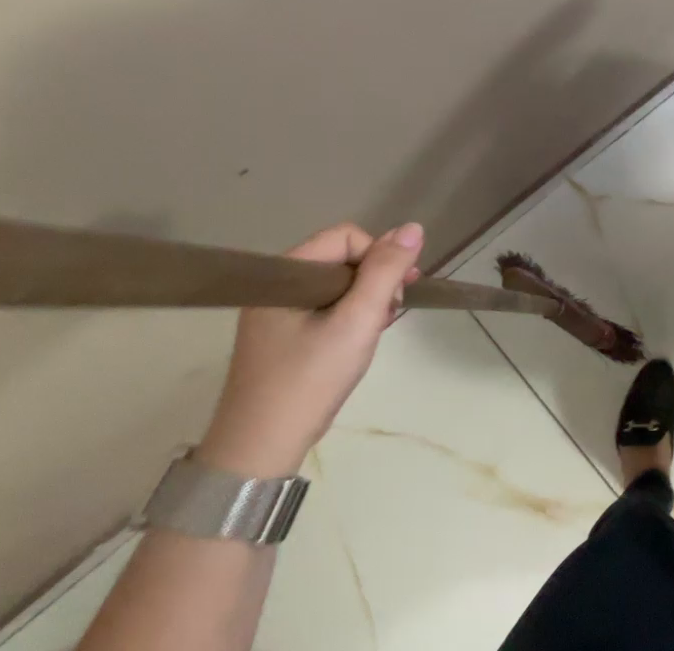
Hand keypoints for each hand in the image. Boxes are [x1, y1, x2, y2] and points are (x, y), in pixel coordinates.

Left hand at [196, 222, 424, 476]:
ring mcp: (275, 311)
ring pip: (337, 284)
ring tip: (375, 331)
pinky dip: (349, 316)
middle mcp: (275, 286)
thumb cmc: (310, 379)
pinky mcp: (281, 334)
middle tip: (388, 315)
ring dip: (366, 300)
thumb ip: (385, 272)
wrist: (261, 446)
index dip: (378, 257)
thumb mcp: (358, 321)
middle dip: (375, 280)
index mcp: (284, 276)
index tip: (397, 293)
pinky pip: (324, 306)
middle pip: (341, 258)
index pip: (345, 237)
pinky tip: (357, 341)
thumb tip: (412, 227)